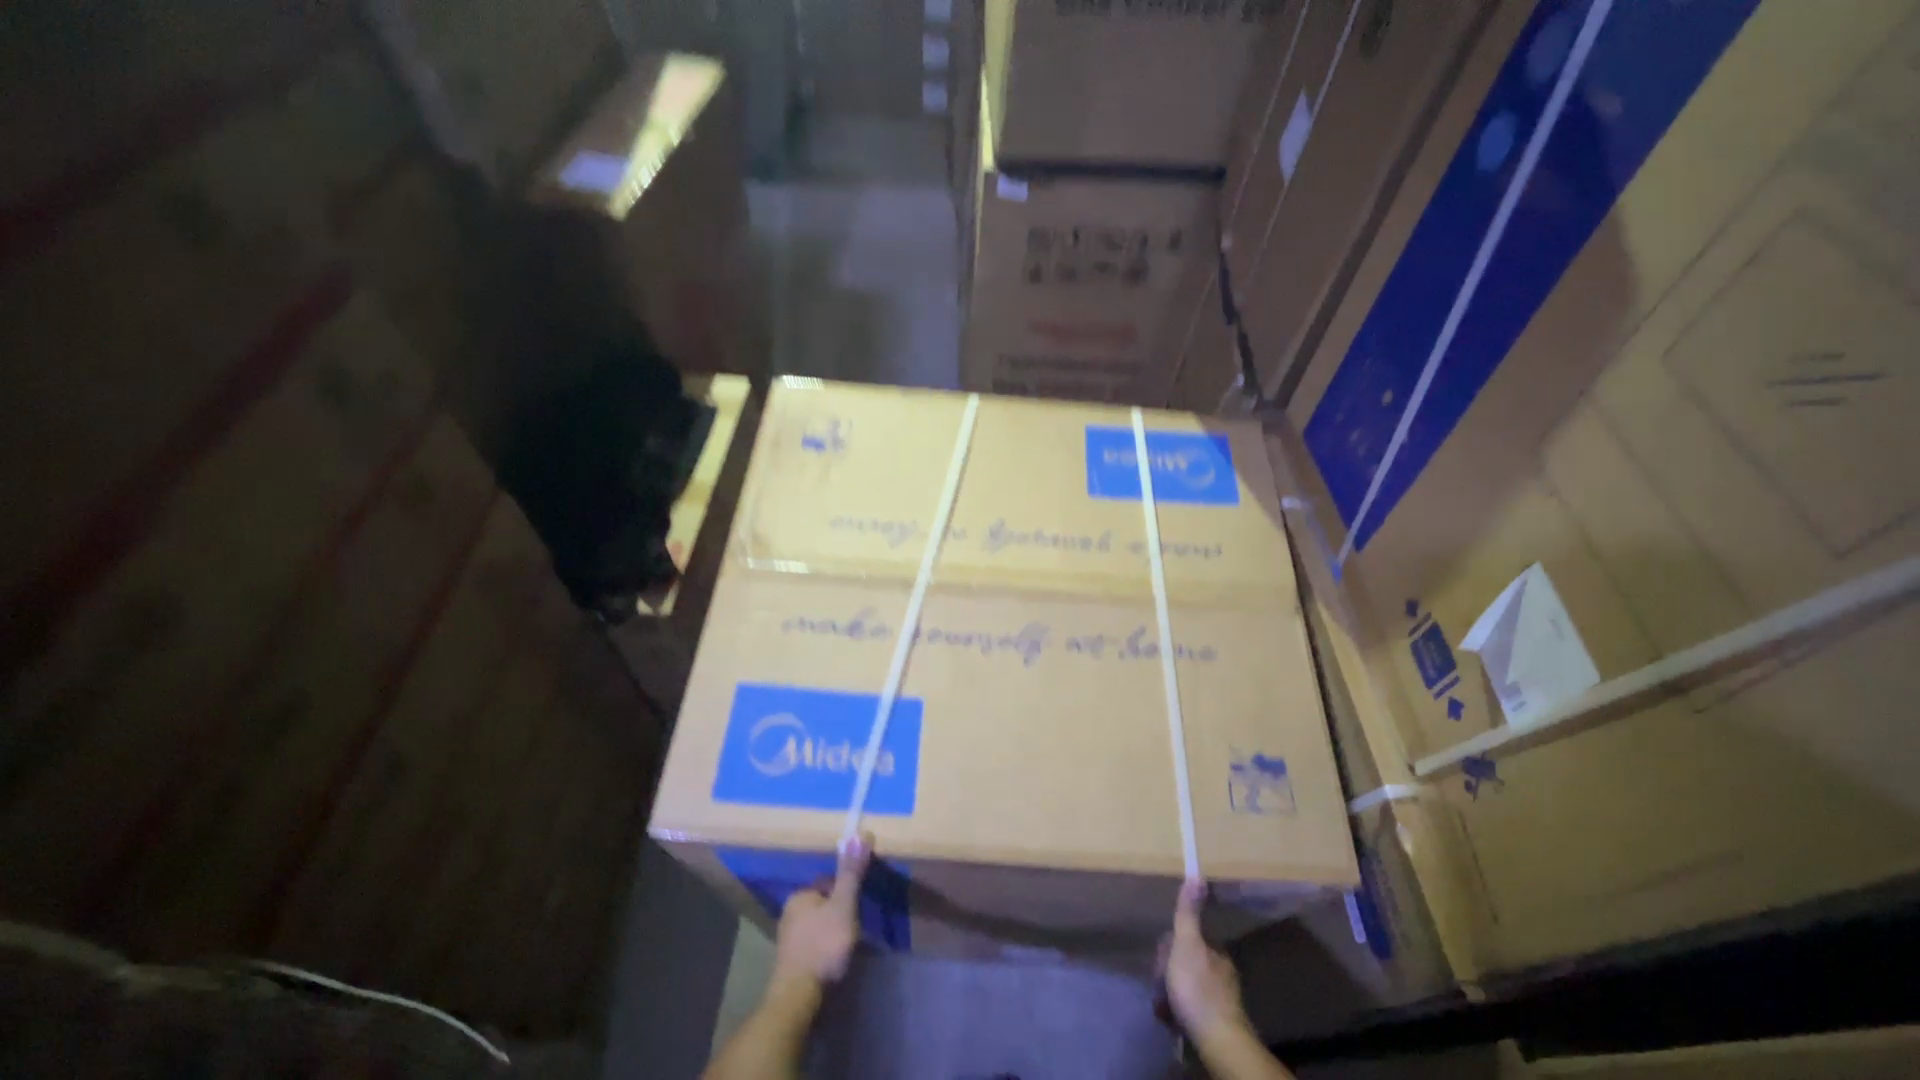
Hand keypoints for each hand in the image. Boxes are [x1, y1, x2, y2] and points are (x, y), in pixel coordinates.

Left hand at [770, 834, 871, 993]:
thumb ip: (851, 873)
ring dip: (834, 932)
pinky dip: (826, 948)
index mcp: (800, 896)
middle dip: (840, 913)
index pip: (829, 883)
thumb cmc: (824, 944)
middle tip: (858, 927)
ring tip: (851, 945)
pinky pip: (815, 945)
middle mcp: (789, 913)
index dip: (847, 892)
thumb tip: (861, 833)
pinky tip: (836, 959)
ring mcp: (789, 939)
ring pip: (819, 926)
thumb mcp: (843, 905)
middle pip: (824, 905)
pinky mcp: (792, 961)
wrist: (799, 994)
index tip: (861, 906)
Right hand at [1160, 880, 1249, 1042]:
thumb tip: (1197, 875)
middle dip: (1167, 973)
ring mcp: (1220, 999)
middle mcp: (1221, 972)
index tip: (1160, 962)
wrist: (1216, 1039)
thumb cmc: (1197, 988)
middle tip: (1158, 986)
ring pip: (1185, 987)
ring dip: (1170, 993)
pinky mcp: (1215, 1022)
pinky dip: (1178, 1010)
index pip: (1185, 939)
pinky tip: (1170, 1017)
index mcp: (1215, 952)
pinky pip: (1190, 1008)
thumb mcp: (1187, 945)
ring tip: (1161, 1005)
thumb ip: (1188, 914)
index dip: (1168, 948)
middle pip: (1184, 963)